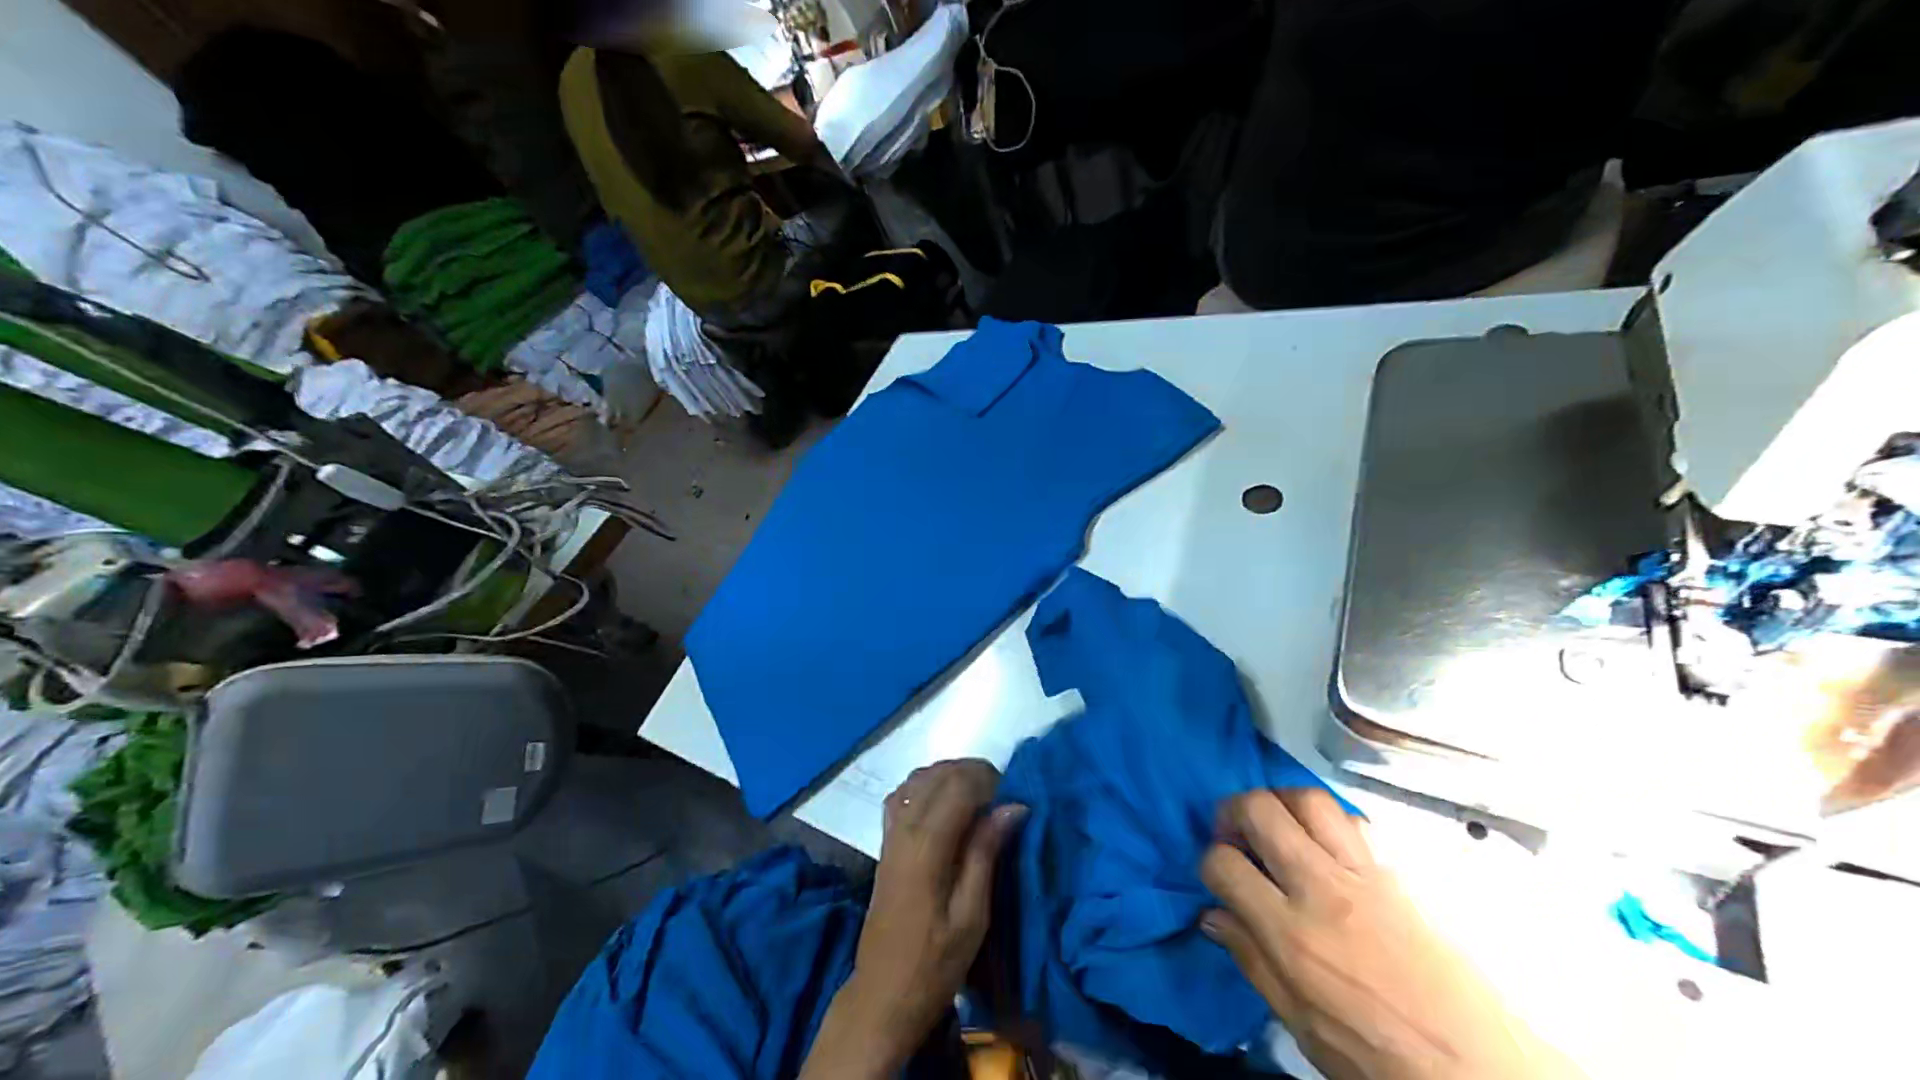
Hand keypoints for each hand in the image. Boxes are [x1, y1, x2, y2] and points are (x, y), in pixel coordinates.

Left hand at [799, 760, 1025, 1079]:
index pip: (958, 784)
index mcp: (926, 844)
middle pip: (938, 774)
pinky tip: (946, 806)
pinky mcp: (885, 842)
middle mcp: (903, 827)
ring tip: (980, 798)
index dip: (989, 780)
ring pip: (919, 778)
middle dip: (973, 774)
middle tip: (1002, 798)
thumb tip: (1013, 805)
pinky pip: (903, 794)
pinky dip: (927, 786)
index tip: (1014, 798)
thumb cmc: (935, 962)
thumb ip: (986, 853)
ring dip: (951, 776)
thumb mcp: (972, 916)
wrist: (883, 993)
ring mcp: (890, 833)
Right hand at [1201, 790, 1581, 1079]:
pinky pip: (1352, 820)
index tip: (1217, 876)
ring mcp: (1362, 874)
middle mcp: (1321, 888)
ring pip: (1308, 798)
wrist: (1477, 1068)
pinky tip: (1322, 843)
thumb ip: (1251, 960)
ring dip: (1280, 802)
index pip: (1224, 864)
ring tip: (1275, 826)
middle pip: (1260, 810)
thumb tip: (1213, 915)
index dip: (1209, 863)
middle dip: (1232, 811)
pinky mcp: (1395, 873)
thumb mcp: (1299, 1023)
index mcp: (1290, 933)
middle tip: (1234, 834)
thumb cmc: (1376, 1054)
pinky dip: (1327, 819)